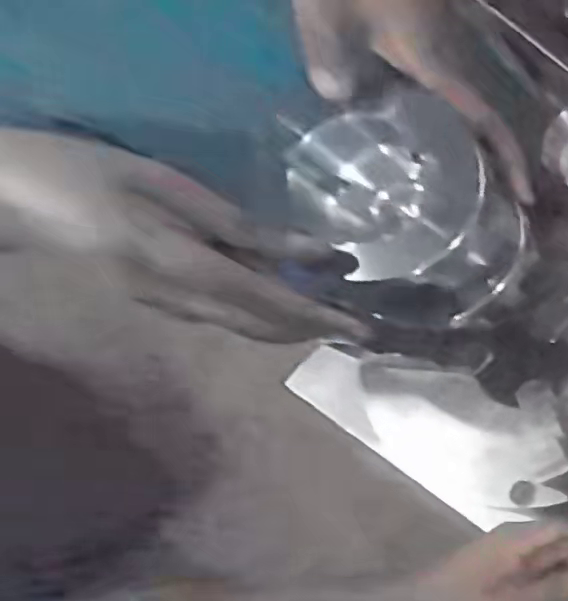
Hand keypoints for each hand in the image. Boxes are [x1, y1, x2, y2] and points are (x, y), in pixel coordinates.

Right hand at [0, 130, 365, 342]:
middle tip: (362, 322)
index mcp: (189, 270)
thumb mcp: (159, 185)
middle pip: (274, 329)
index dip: (330, 320)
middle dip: (321, 329)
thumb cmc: (69, 174)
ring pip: (252, 327)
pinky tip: (282, 296)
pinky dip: (266, 315)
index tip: (369, 329)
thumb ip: (241, 225)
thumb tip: (315, 252)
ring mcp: (167, 307)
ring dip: (298, 325)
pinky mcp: (156, 304)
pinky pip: (228, 318)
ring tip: (336, 311)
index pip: (282, 307)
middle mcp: (186, 301)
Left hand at [294, 0, 535, 203]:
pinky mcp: (421, 21)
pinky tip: (425, 109)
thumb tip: (333, 95)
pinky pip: (442, 73)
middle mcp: (451, 58)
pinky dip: (445, 100)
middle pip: (485, 115)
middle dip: (496, 155)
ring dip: (474, 131)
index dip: (513, 163)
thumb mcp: (328, 5)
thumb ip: (327, 48)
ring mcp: (439, 38)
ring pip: (466, 95)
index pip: (492, 125)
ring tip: (471, 162)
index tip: (526, 198)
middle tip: (498, 189)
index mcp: (439, 65)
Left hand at [409, 520, 567, 600]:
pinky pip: (545, 554)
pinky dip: (564, 564)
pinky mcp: (509, 555)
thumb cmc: (461, 600)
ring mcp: (513, 544)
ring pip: (556, 545)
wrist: (416, 600)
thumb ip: (552, 589)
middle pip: (564, 535)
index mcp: (518, 539)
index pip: (565, 527)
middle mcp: (518, 535)